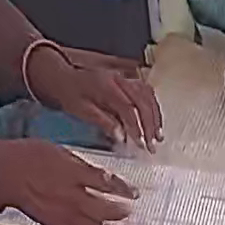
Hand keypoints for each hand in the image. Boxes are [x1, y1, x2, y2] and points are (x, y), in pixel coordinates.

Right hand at [0, 138, 136, 224]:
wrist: (4, 174)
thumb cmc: (28, 158)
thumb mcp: (60, 153)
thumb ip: (83, 168)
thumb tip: (102, 178)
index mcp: (75, 174)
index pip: (108, 184)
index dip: (124, 190)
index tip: (134, 193)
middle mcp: (72, 197)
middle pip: (106, 210)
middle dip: (120, 211)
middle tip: (128, 210)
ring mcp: (65, 214)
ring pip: (95, 223)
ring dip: (106, 220)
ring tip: (112, 217)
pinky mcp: (57, 224)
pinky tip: (91, 221)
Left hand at [25, 44, 163, 148]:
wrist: (66, 79)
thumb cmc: (72, 95)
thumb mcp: (82, 111)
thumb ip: (102, 122)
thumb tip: (120, 136)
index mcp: (106, 85)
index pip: (127, 107)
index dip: (136, 127)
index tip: (141, 144)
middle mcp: (118, 79)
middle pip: (142, 101)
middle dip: (149, 125)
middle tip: (152, 146)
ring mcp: (124, 78)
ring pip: (147, 96)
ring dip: (155, 117)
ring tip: (158, 138)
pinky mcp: (128, 82)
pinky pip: (146, 93)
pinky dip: (153, 109)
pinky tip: (155, 124)